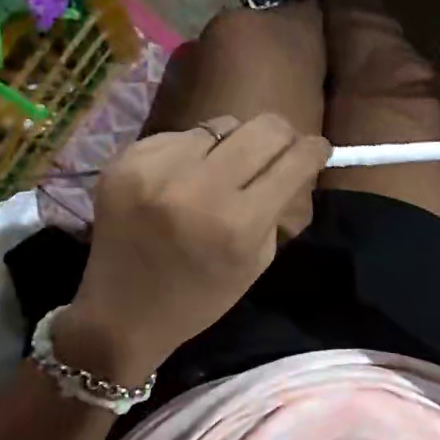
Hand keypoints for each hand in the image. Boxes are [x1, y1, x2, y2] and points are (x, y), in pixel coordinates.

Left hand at [64, 113, 330, 383]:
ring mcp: (156, 169)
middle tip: (281, 149)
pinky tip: (181, 180)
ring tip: (222, 171)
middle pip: (264, 128)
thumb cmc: (201, 296)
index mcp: (238, 223)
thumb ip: (278, 205)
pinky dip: (191, 153)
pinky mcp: (126, 159)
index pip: (294, 160)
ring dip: (232, 145)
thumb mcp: (257, 260)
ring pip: (221, 126)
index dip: (314, 149)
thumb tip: (293, 160)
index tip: (318, 148)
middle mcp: (198, 188)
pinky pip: (180, 136)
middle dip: (282, 136)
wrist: (121, 313)